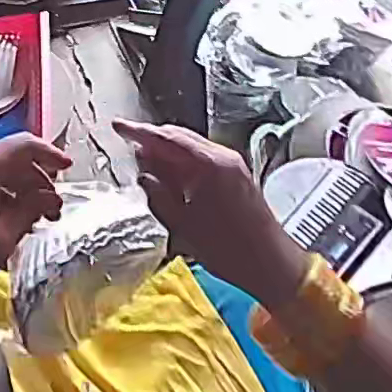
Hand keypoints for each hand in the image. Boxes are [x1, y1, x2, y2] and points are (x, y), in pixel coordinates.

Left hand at [0, 133, 71, 339]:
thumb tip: (51, 196)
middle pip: (12, 157)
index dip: (50, 153)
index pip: (24, 145)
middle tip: (55, 209)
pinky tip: (16, 219)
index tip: (69, 168)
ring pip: (0, 170)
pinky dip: (5, 194)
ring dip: (23, 188)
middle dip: (38, 179)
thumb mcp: (4, 237)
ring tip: (40, 218)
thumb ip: (30, 208)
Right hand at [113, 119, 309, 306]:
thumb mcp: (181, 223)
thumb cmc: (228, 250)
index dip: (138, 131)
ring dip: (167, 152)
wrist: (273, 265)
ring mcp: (232, 164)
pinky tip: (172, 177)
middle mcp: (222, 156)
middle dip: (152, 141)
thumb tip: (144, 173)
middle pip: (178, 137)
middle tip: (129, 149)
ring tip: (148, 167)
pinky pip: (201, 157)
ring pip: (190, 146)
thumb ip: (158, 192)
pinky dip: (182, 161)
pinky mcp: (236, 174)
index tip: (118, 126)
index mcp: (208, 164)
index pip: (165, 138)